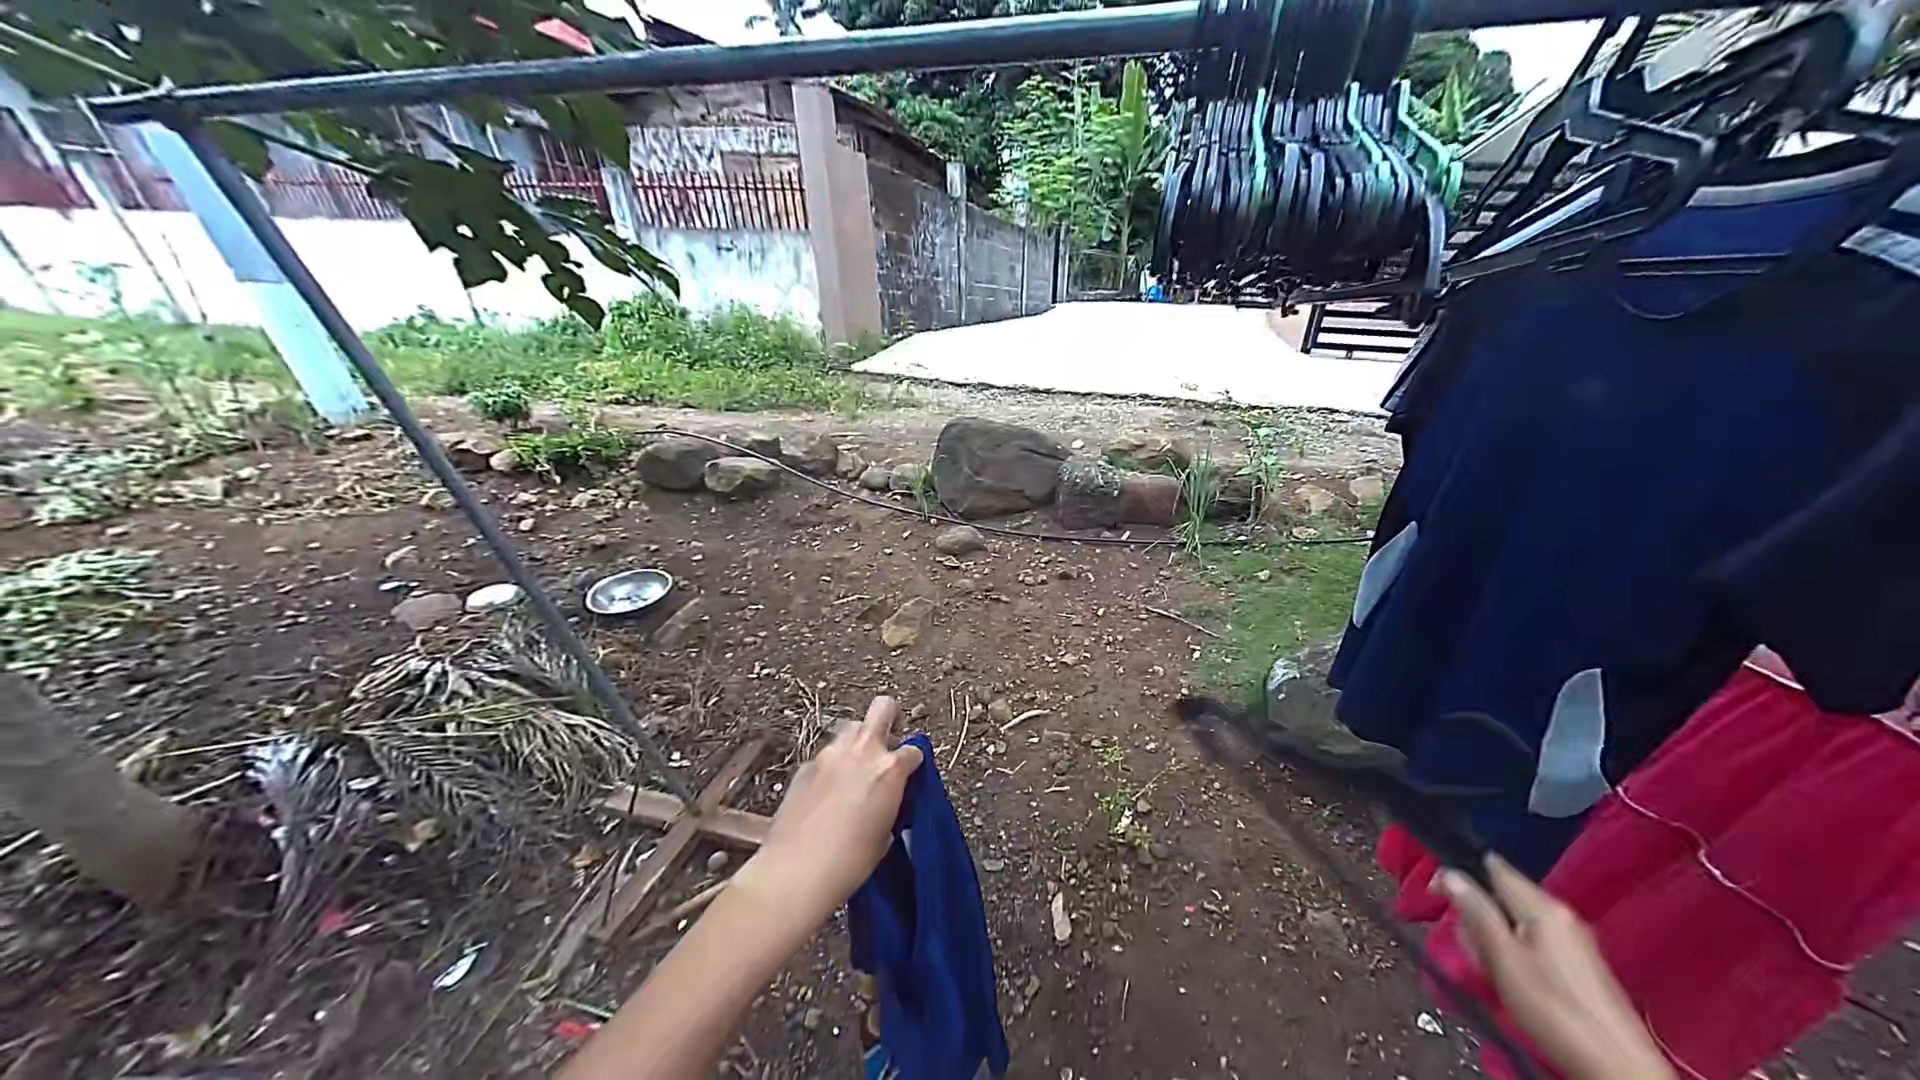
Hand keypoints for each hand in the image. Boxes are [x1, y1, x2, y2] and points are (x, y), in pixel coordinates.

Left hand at [732, 697, 923, 924]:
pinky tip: (828, 793)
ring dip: (858, 741)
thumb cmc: (850, 861)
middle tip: (889, 739)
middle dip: (890, 716)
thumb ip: (890, 801)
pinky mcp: (805, 766)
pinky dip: (833, 766)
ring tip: (856, 770)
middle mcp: (862, 752)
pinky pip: (826, 756)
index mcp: (889, 769)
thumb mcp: (885, 832)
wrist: (797, 871)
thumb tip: (887, 797)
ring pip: (851, 728)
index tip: (911, 772)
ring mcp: (830, 755)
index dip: (914, 761)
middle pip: (882, 708)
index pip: (913, 750)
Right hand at [1440, 856, 1675, 1079]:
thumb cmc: (1553, 1009)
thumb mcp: (1503, 958)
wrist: (1617, 1068)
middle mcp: (1560, 915)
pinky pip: (1529, 941)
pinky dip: (1511, 953)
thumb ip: (1475, 912)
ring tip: (1491, 970)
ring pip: (1512, 920)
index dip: (1459, 873)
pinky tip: (1510, 979)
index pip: (1492, 867)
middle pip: (1500, 895)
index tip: (1437, 894)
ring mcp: (1572, 939)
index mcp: (1544, 907)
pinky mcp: (1576, 963)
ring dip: (1491, 938)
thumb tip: (1450, 873)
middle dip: (1476, 915)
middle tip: (1473, 948)